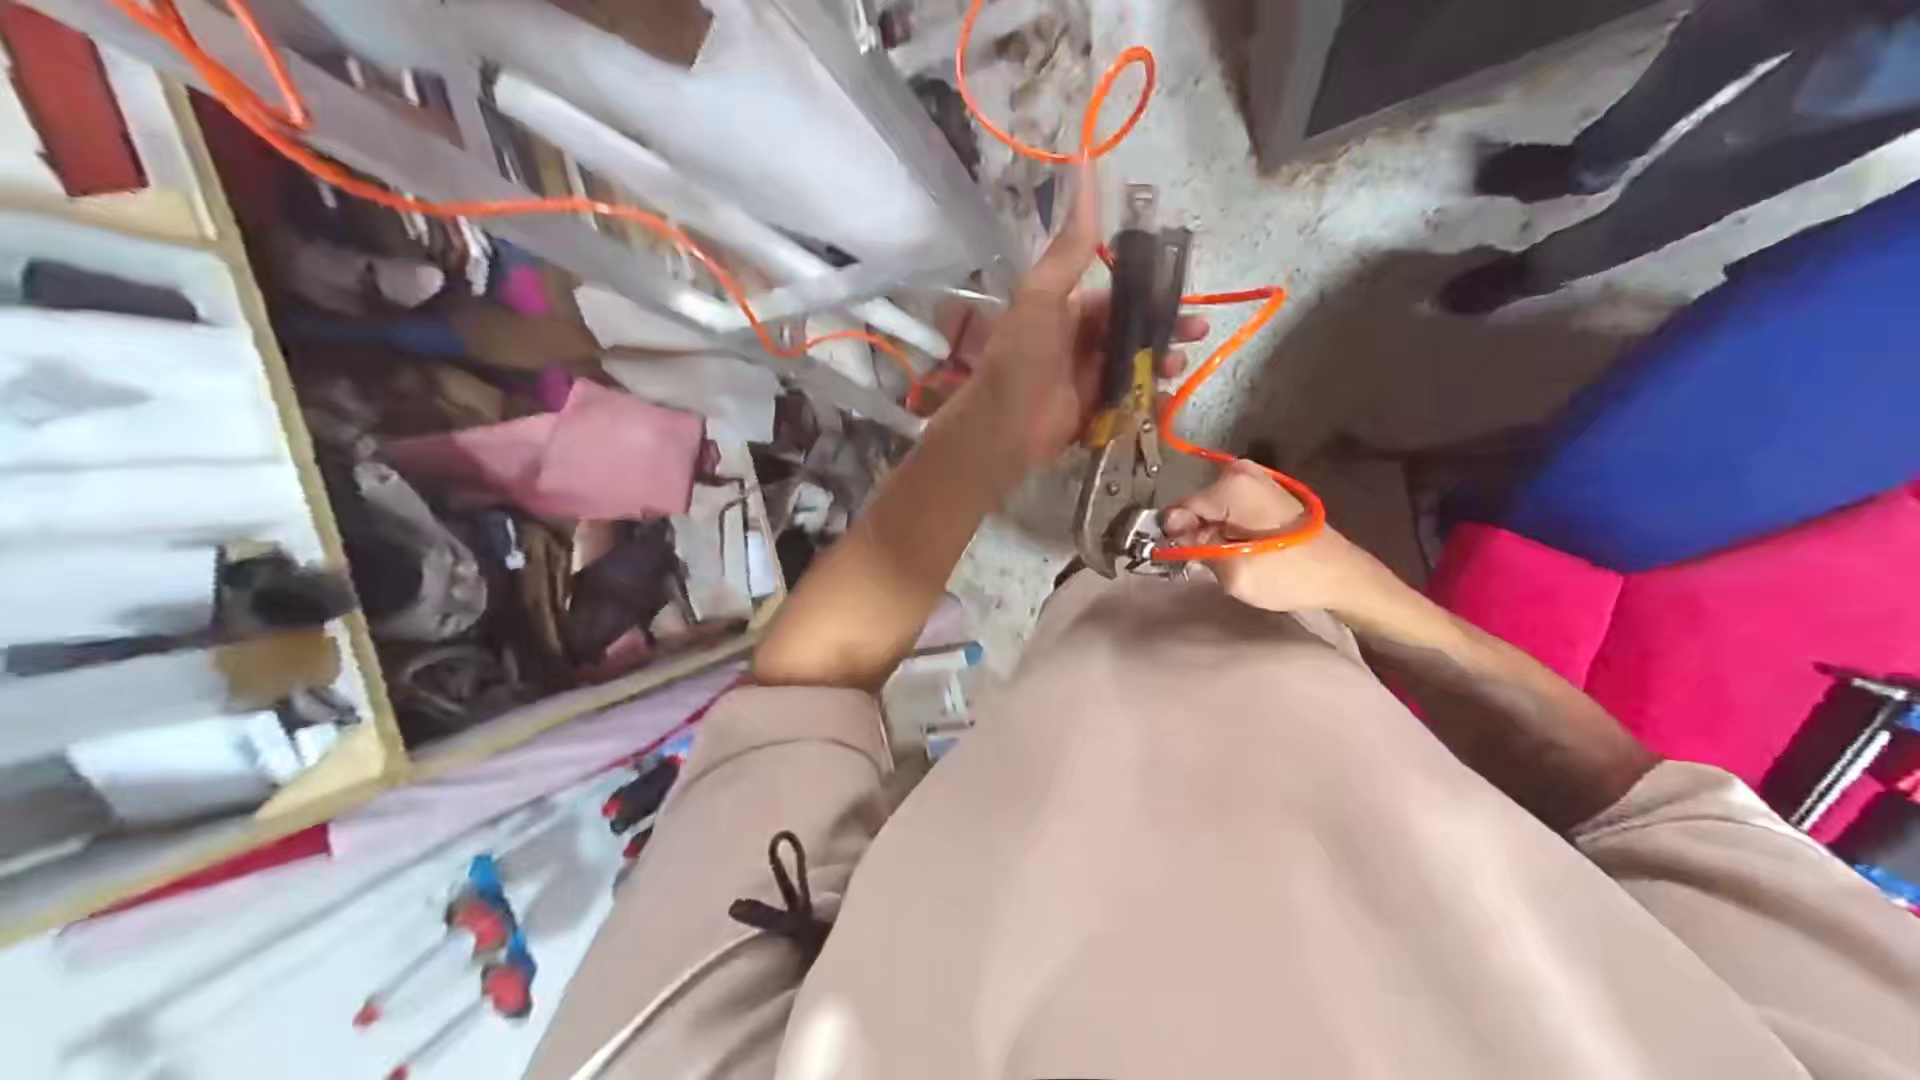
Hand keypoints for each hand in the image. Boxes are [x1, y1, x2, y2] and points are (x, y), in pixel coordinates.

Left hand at [938, 169, 1207, 465]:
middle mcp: (1079, 341)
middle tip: (1197, 331)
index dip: (1151, 293)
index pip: (1117, 295)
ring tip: (1178, 364)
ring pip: (1135, 361)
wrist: (1004, 427)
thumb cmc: (1021, 357)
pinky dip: (1150, 396)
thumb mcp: (1041, 295)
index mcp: (1067, 310)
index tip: (1182, 293)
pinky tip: (1167, 396)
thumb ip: (1069, 246)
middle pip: (1132, 328)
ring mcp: (1087, 377)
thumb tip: (1082, 165)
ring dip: (1161, 360)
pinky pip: (1129, 397)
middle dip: (1166, 328)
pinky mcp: (1093, 410)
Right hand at [1162, 459, 1407, 619]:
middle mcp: (1240, 472)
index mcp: (1231, 486)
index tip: (1191, 559)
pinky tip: (1243, 549)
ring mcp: (1255, 479)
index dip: (1179, 538)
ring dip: (1212, 534)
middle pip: (1195, 507)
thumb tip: (1171, 530)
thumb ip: (1194, 547)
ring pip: (1210, 510)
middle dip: (1196, 535)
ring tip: (1233, 558)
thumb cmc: (1288, 574)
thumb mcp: (1232, 571)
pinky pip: (1228, 509)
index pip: (1178, 510)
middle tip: (1216, 563)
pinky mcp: (1265, 491)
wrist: (1342, 575)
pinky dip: (1228, 529)